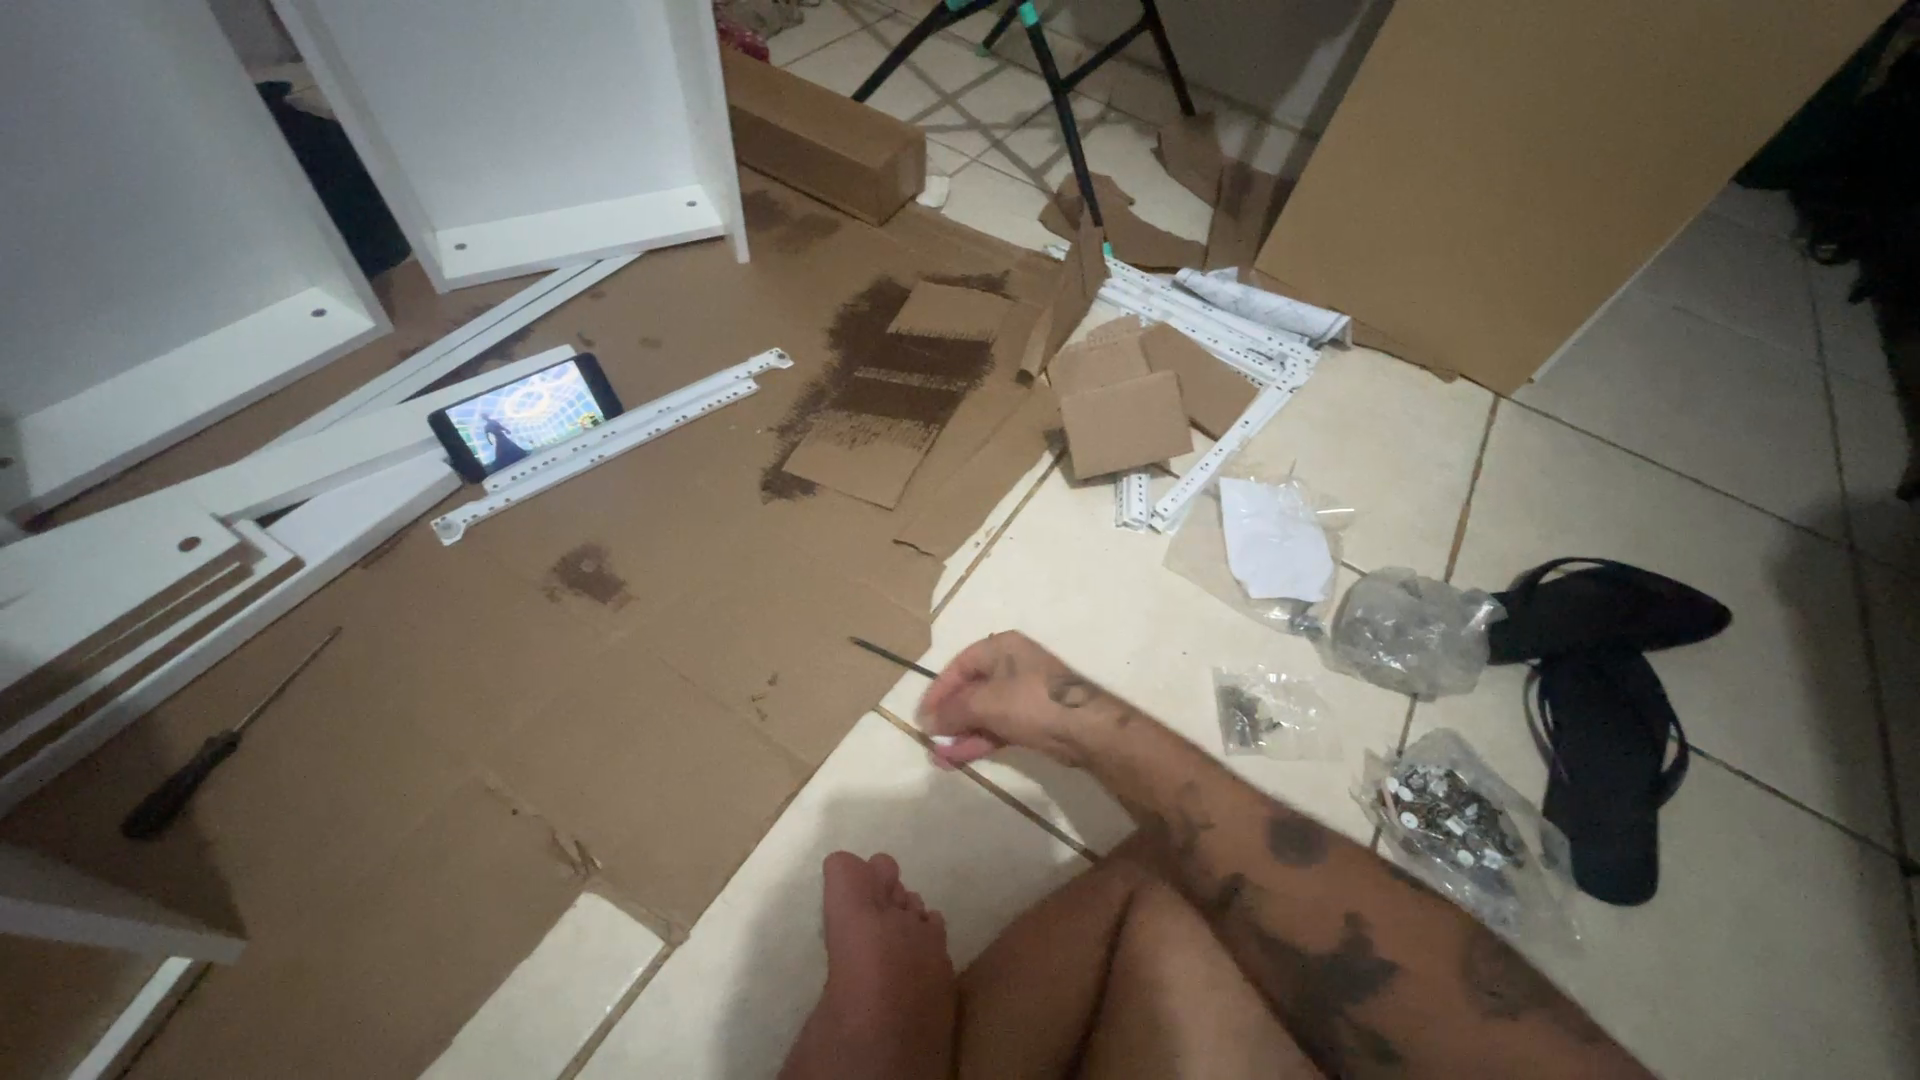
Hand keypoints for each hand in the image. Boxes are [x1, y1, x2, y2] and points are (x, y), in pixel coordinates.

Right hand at [916, 632, 1111, 767]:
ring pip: (982, 713)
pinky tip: (958, 758)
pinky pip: (996, 727)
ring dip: (960, 734)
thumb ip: (953, 711)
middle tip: (929, 738)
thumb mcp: (985, 703)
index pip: (960, 665)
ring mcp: (1022, 694)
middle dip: (949, 717)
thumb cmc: (1032, 701)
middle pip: (970, 690)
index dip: (939, 690)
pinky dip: (978, 741)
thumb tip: (928, 722)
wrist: (1084, 729)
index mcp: (1002, 648)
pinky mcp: (1030, 719)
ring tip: (939, 757)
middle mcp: (1011, 666)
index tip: (923, 715)